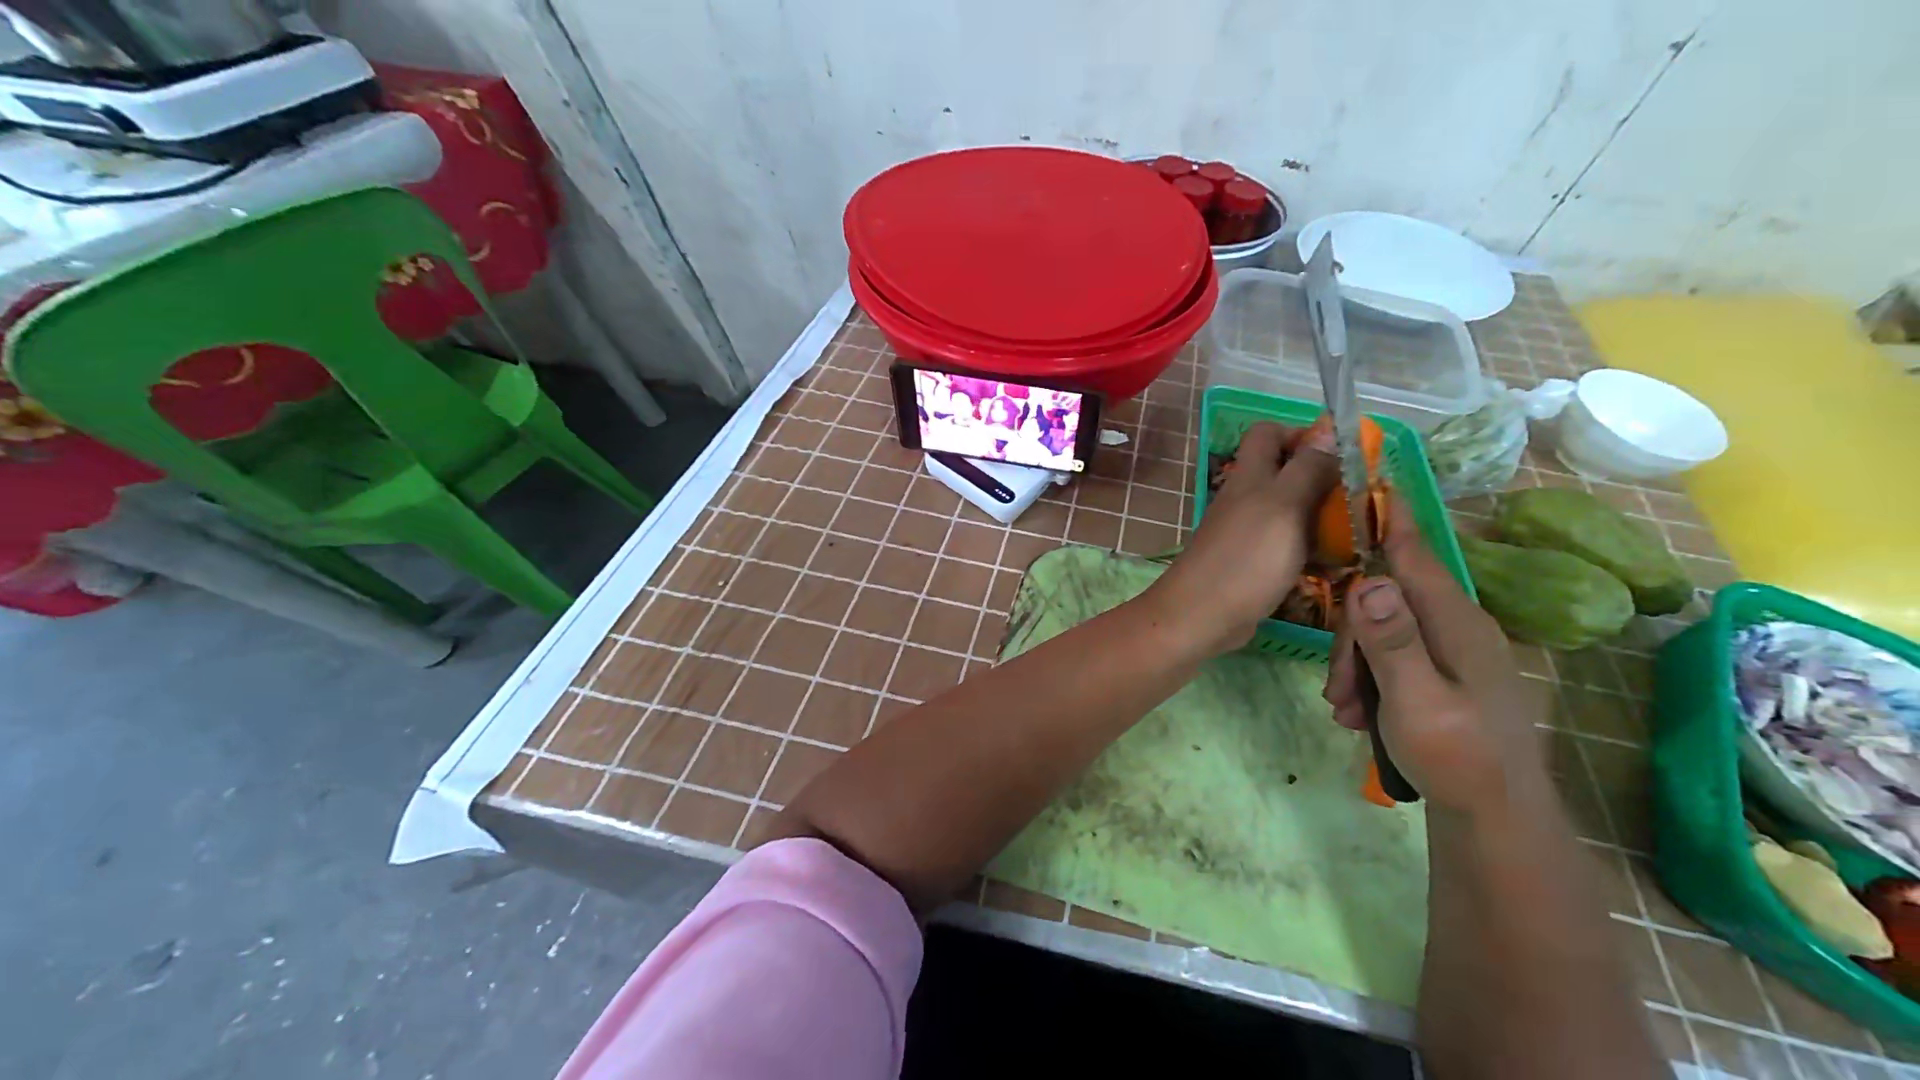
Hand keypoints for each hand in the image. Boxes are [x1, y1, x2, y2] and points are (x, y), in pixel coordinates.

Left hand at [1141, 422, 1338, 656]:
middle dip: (1323, 477)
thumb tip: (1329, 428)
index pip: (1268, 433)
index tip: (1340, 454)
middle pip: (1284, 471)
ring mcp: (1247, 530)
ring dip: (1322, 515)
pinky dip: (1311, 548)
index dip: (1301, 434)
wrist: (1202, 615)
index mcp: (1249, 475)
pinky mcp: (1252, 561)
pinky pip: (1286, 544)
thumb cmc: (1246, 557)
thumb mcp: (1283, 505)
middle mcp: (1245, 497)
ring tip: (1358, 530)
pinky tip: (1337, 562)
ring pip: (1289, 509)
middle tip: (1359, 496)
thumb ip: (1306, 468)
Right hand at [1324, 501, 1548, 814]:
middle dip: (1350, 637)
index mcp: (1455, 623)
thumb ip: (1392, 641)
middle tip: (1334, 690)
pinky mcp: (1441, 673)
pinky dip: (1367, 678)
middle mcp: (1455, 626)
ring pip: (1381, 630)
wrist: (1496, 817)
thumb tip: (1369, 579)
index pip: (1415, 555)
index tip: (1370, 479)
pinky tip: (1358, 714)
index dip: (1390, 519)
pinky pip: (1391, 656)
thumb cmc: (1458, 757)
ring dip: (1354, 664)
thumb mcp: (1416, 701)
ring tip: (1345, 711)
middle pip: (1384, 599)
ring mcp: (1450, 651)